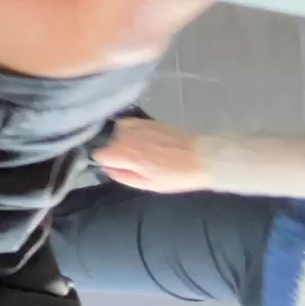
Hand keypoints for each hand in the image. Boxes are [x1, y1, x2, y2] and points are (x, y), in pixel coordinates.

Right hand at [94, 119, 210, 191]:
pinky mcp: (144, 120)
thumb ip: (122, 177)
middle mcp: (120, 137)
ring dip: (126, 141)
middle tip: (141, 161)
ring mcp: (132, 126)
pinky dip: (133, 131)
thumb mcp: (150, 185)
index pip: (98, 156)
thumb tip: (107, 169)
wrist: (206, 158)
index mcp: (119, 154)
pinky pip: (128, 125)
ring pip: (117, 134)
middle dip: (119, 152)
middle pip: (109, 145)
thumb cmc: (178, 175)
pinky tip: (148, 139)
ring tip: (147, 149)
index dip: (110, 163)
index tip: (124, 167)